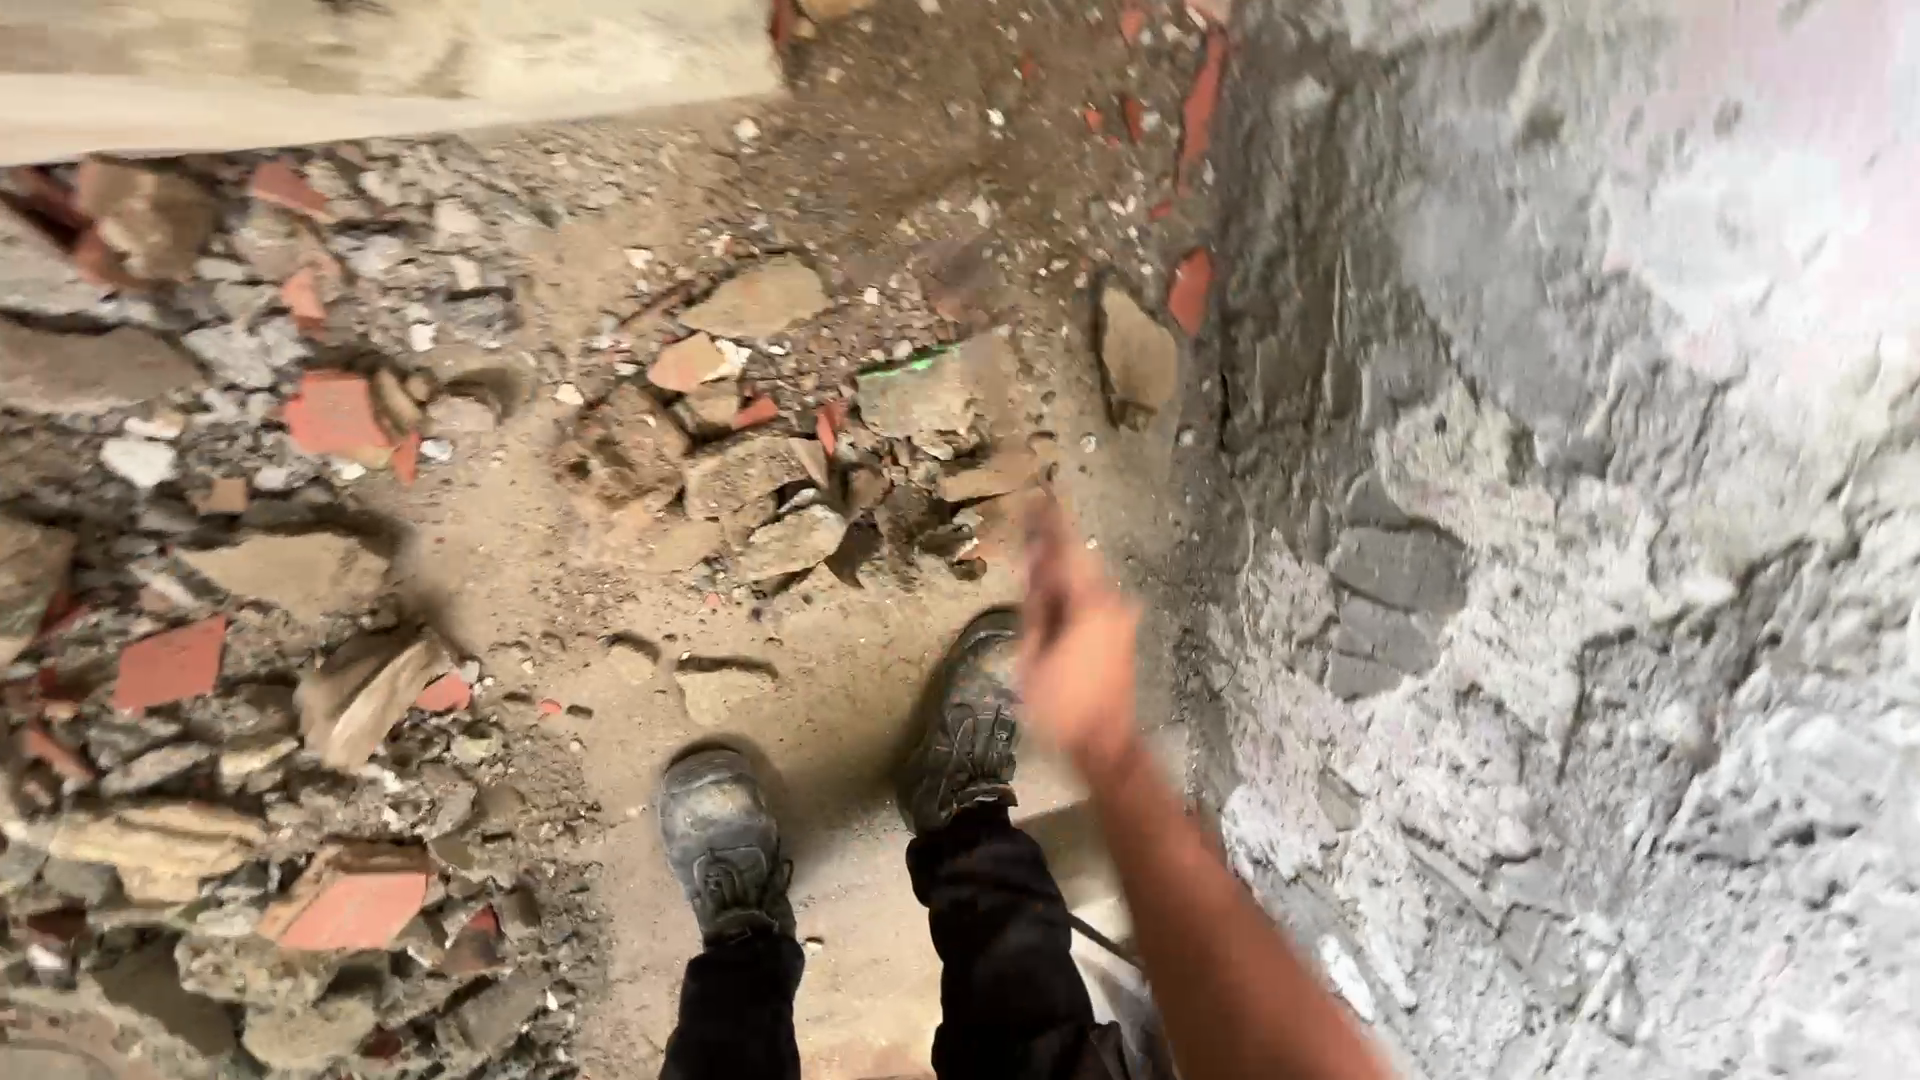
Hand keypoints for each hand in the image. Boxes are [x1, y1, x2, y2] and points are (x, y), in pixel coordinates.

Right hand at [1018, 495, 1141, 779]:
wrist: (1106, 742)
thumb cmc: (1062, 704)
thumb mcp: (1032, 655)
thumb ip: (1034, 603)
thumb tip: (1034, 565)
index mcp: (1088, 602)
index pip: (1067, 548)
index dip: (1050, 520)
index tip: (1037, 495)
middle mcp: (1112, 601)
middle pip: (1077, 560)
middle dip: (1051, 545)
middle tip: (1026, 533)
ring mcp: (1121, 615)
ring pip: (1085, 578)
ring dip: (1060, 569)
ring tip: (1032, 568)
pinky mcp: (1122, 628)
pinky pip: (1092, 595)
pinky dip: (1072, 588)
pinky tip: (1051, 597)